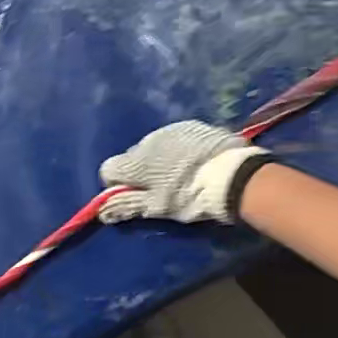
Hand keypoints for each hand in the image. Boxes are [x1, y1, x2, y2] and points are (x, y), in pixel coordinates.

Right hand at [97, 120, 270, 224]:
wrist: (235, 176)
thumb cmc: (190, 196)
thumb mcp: (157, 208)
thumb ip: (126, 205)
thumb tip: (101, 211)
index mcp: (133, 163)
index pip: (109, 170)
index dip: (119, 185)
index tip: (135, 195)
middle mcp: (145, 142)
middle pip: (132, 158)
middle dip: (141, 171)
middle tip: (161, 187)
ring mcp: (169, 131)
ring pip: (153, 147)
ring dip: (159, 159)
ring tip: (181, 173)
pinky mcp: (191, 126)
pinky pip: (174, 138)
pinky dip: (177, 149)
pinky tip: (194, 161)